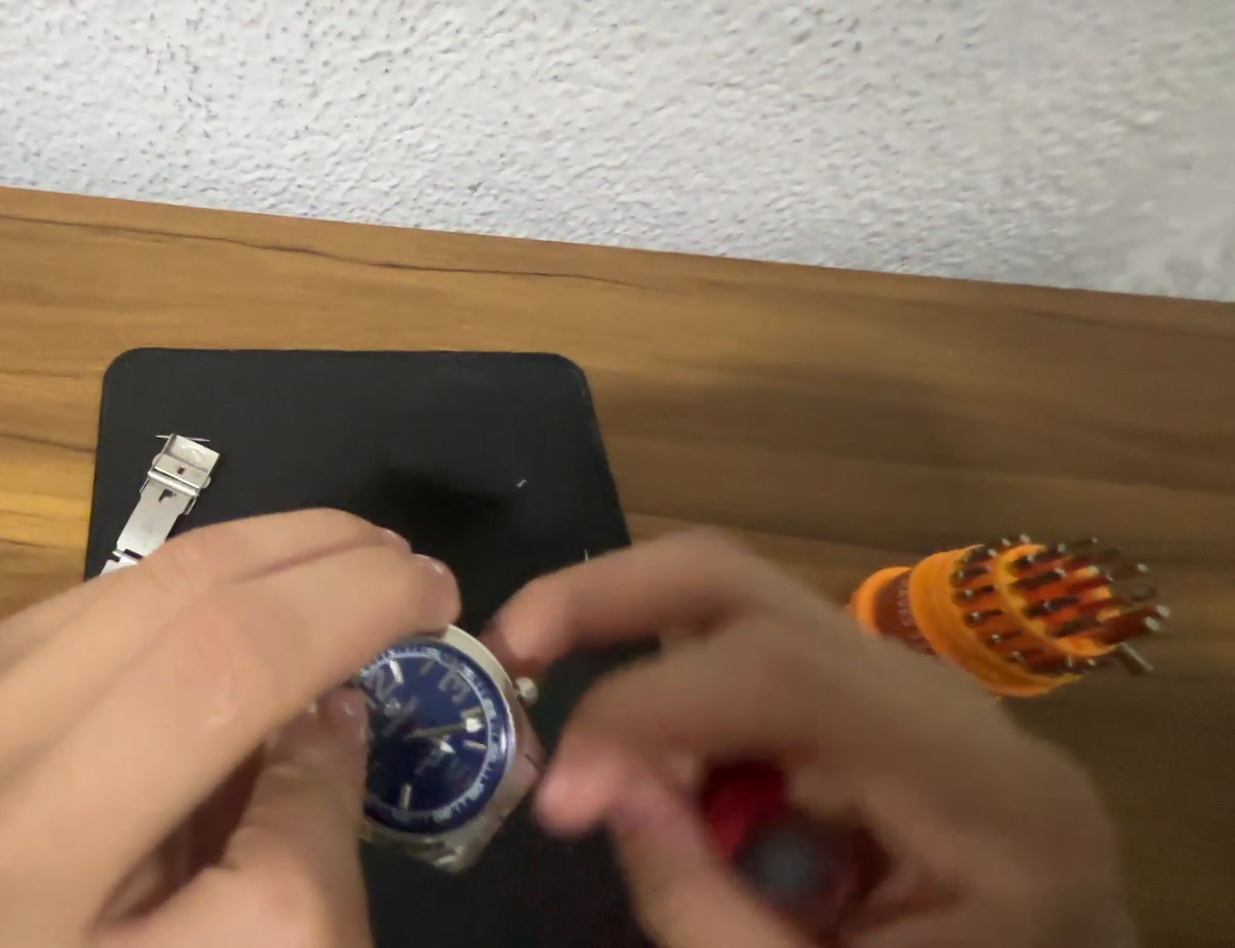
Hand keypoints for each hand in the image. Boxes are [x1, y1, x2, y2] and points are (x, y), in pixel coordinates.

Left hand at [0, 510, 458, 947]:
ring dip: (275, 547)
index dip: (361, 815)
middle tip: (416, 571)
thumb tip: (330, 718)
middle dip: (339, 585)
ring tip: (349, 548)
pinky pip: (113, 593)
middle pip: (202, 644)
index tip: (401, 709)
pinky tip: (249, 575)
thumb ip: (280, 886)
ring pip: (154, 583)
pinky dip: (202, 571)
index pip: (271, 885)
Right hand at [485, 531, 1135, 947]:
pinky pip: (714, 646)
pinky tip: (645, 765)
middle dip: (593, 599)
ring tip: (559, 722)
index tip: (554, 797)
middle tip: (507, 648)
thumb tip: (590, 784)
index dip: (641, 713)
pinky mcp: (837, 688)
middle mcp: (929, 695)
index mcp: (981, 788)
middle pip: (728, 578)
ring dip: (607, 632)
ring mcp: (881, 679)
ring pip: (710, 592)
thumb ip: (702, 911)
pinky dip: (649, 688)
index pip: (781, 674)